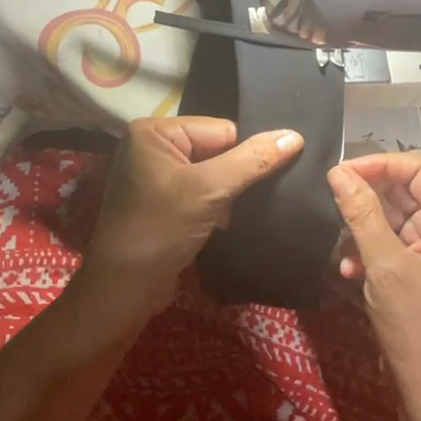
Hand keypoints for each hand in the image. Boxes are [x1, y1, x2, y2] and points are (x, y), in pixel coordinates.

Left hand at [83, 116, 302, 318]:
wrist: (124, 291)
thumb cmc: (160, 230)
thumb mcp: (209, 190)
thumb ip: (253, 161)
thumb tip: (296, 136)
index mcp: (155, 130)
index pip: (222, 129)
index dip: (246, 153)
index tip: (272, 175)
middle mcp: (154, 147)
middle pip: (219, 149)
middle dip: (240, 174)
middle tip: (268, 194)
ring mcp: (158, 177)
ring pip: (214, 173)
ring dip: (233, 192)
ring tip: (255, 208)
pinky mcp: (166, 204)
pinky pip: (204, 192)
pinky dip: (221, 206)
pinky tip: (236, 220)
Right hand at [329, 153, 420, 412]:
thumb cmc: (414, 325)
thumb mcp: (384, 266)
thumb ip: (361, 214)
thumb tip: (337, 172)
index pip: (417, 169)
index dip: (378, 164)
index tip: (339, 173)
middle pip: (403, 190)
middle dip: (366, 197)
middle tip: (330, 201)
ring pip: (391, 215)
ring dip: (363, 227)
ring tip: (340, 245)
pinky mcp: (418, 266)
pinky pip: (389, 240)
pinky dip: (367, 248)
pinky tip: (348, 268)